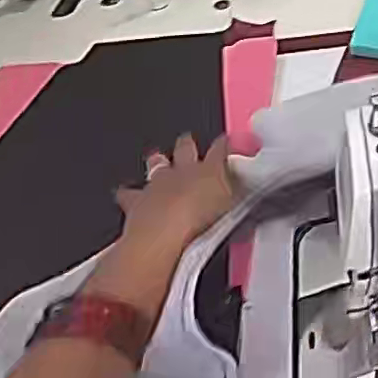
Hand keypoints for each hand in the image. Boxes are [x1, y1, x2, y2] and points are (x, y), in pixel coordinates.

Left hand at [116, 134, 235, 256]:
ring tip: (156, 159)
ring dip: (157, 162)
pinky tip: (123, 193)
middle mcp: (183, 172)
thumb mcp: (234, 214)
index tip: (224, 140)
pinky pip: (128, 193)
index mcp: (210, 170)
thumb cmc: (201, 226)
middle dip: (186, 143)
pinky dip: (126, 193)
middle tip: (187, 140)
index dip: (222, 143)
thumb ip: (241, 202)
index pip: (219, 149)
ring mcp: (158, 184)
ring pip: (156, 164)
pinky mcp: (136, 202)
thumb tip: (254, 200)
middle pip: (185, 148)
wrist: (164, 238)